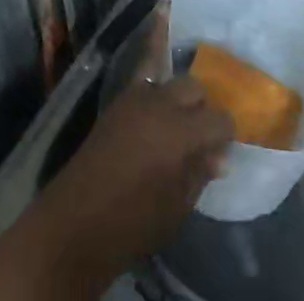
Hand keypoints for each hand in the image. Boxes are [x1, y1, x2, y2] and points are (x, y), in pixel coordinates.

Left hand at [36, 73, 233, 271]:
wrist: (77, 221)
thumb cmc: (133, 222)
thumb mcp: (178, 206)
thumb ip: (200, 173)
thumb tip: (217, 157)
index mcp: (179, 131)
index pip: (219, 118)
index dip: (226, 133)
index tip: (223, 150)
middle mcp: (159, 104)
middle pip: (194, 87)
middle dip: (203, 107)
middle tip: (200, 136)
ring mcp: (134, 99)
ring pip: (169, 80)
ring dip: (178, 98)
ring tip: (178, 124)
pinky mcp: (116, 103)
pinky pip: (142, 82)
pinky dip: (154, 89)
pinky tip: (157, 108)